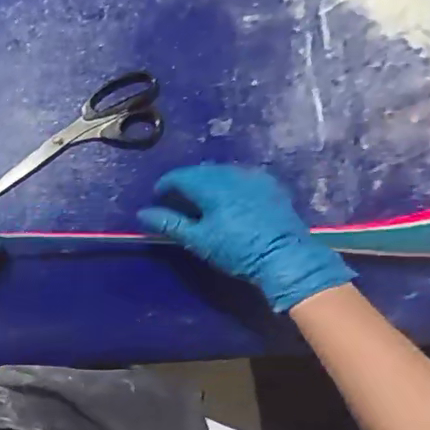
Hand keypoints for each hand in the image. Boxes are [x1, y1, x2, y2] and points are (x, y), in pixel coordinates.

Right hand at [138, 165, 354, 312]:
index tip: (158, 199)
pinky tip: (227, 200)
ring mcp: (254, 178)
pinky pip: (240, 177)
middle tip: (177, 201)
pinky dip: (227, 184)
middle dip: (185, 183)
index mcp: (211, 185)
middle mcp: (232, 174)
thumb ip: (169, 223)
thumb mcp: (197, 240)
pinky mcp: (270, 186)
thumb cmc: (236, 250)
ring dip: (206, 182)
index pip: (179, 176)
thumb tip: (142, 213)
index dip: (164, 186)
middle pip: (200, 171)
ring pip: (221, 172)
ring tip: (200, 201)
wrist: (286, 258)